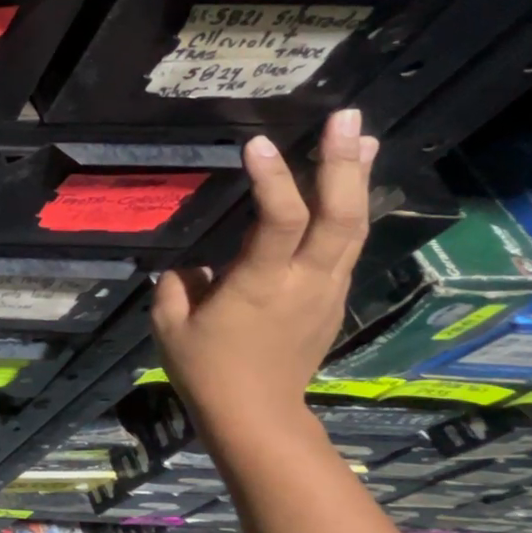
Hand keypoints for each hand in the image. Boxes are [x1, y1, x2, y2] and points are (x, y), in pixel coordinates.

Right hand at [152, 108, 376, 425]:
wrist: (255, 412)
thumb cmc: (203, 367)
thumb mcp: (168, 323)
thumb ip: (180, 284)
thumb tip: (198, 265)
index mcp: (261, 284)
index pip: (279, 221)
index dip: (273, 179)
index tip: (258, 144)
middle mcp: (306, 281)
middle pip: (339, 214)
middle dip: (342, 164)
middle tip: (346, 120)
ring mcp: (327, 289)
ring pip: (354, 226)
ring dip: (358, 180)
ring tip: (362, 140)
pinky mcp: (332, 299)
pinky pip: (347, 245)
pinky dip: (349, 211)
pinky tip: (346, 192)